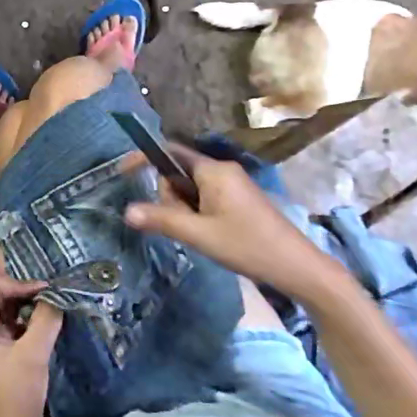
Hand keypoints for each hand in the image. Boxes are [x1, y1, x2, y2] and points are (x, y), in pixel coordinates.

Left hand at [0, 264, 62, 416]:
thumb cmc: (17, 397)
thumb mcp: (35, 354)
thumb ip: (46, 318)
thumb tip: (58, 293)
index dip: (19, 283)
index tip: (46, 292)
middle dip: (0, 275)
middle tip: (28, 285)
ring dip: (8, 291)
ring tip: (36, 298)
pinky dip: (13, 307)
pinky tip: (35, 315)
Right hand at [124, 144, 340, 297]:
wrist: (294, 265)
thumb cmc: (245, 245)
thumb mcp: (198, 234)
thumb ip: (161, 220)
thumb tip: (127, 211)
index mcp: (213, 170)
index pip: (169, 151)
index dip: (144, 159)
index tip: (122, 172)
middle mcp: (223, 170)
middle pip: (179, 172)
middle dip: (169, 196)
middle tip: (179, 225)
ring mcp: (234, 184)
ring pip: (192, 188)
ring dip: (183, 208)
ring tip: (196, 234)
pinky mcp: (240, 199)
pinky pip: (206, 196)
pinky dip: (197, 212)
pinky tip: (206, 235)